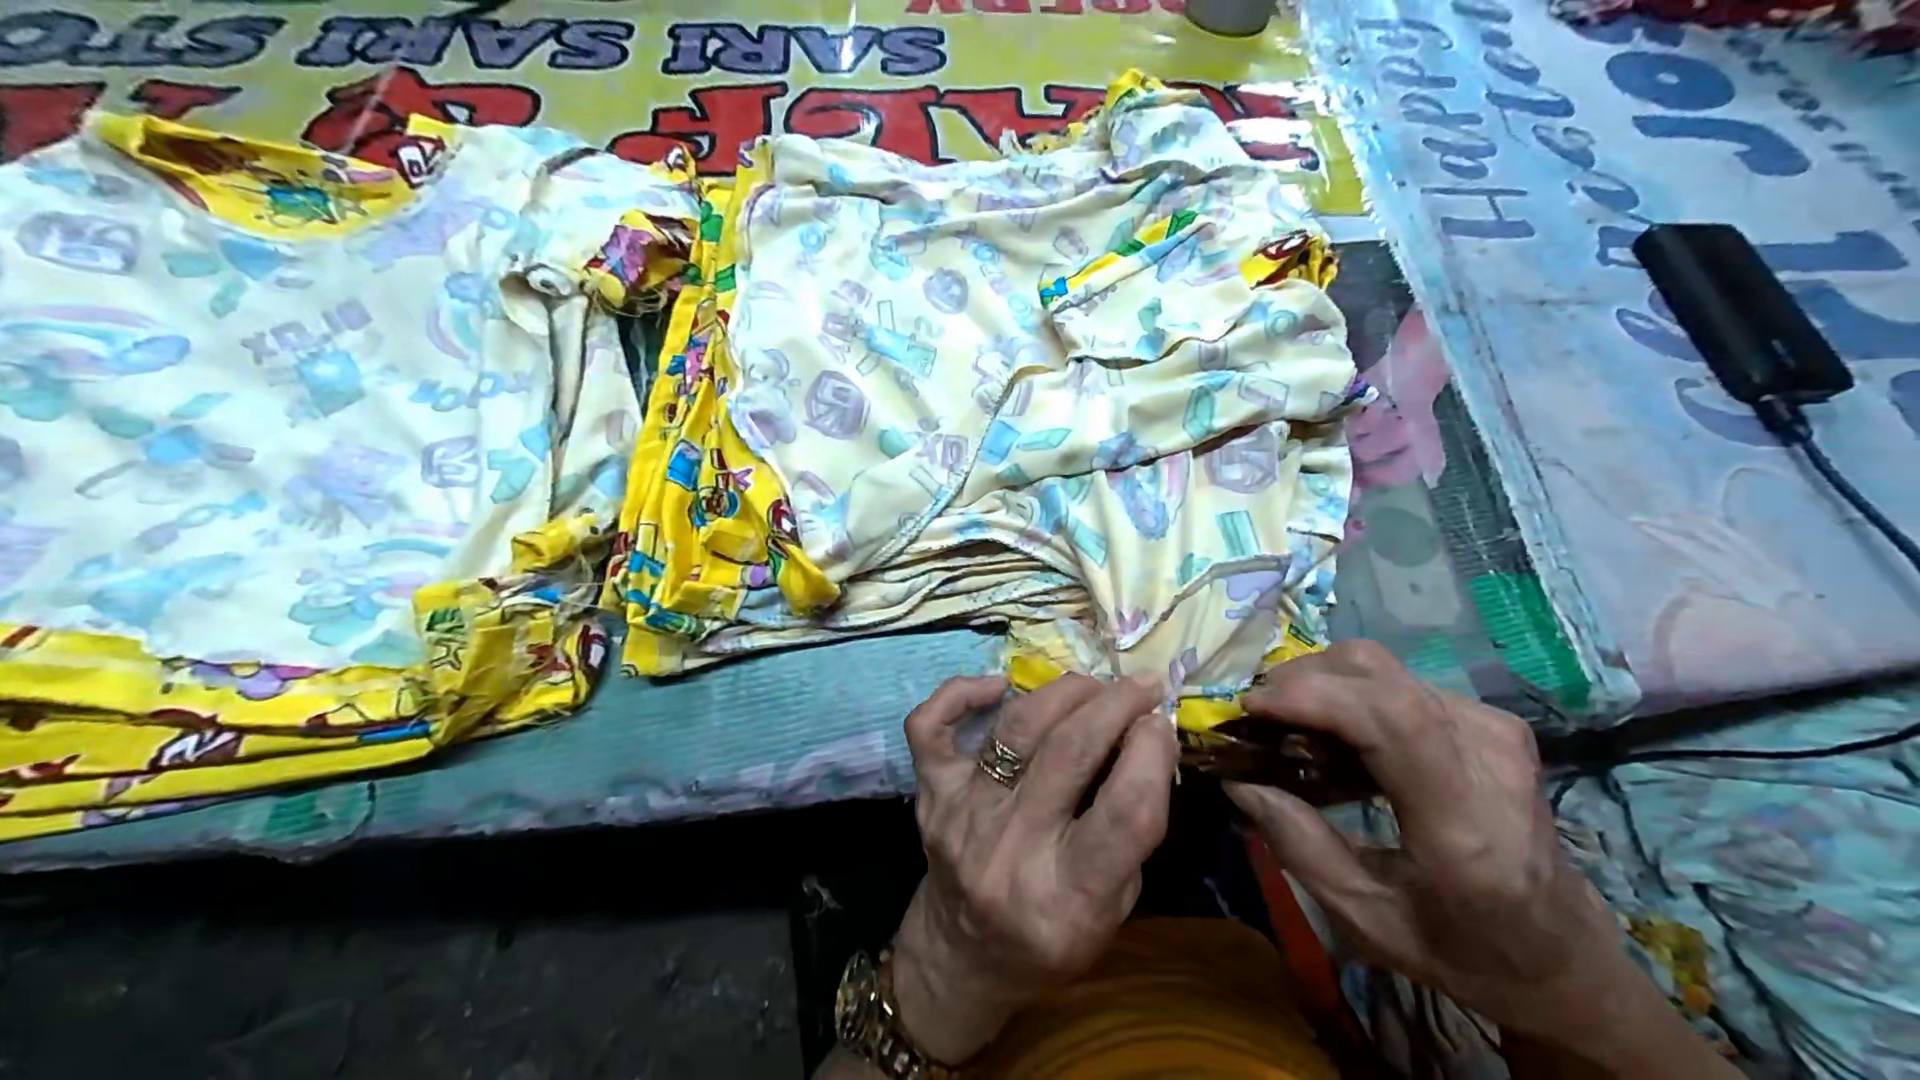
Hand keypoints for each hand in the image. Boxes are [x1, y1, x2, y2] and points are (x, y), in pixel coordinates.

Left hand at [887, 674, 1177, 1064]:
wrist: (962, 954)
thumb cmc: (1049, 935)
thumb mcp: (1112, 907)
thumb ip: (1129, 828)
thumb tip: (1146, 734)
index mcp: (1069, 898)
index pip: (1124, 813)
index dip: (1152, 755)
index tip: (1163, 724)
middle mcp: (1011, 851)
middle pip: (1069, 753)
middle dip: (1115, 705)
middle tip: (1141, 686)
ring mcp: (962, 816)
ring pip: (1014, 728)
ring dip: (1063, 692)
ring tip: (1093, 685)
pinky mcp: (929, 794)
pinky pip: (930, 726)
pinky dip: (960, 693)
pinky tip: (999, 686)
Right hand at [1224, 643, 1737, 1076]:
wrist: (1565, 955)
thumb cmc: (1463, 950)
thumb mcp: (1367, 919)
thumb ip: (1298, 844)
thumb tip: (1236, 778)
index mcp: (1467, 825)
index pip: (1393, 720)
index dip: (1311, 695)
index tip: (1250, 707)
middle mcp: (1489, 759)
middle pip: (1378, 675)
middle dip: (1299, 679)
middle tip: (1254, 714)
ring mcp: (1494, 729)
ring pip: (1381, 666)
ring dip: (1317, 679)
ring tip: (1282, 717)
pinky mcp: (1487, 718)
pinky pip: (1395, 678)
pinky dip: (1344, 687)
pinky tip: (1327, 724)